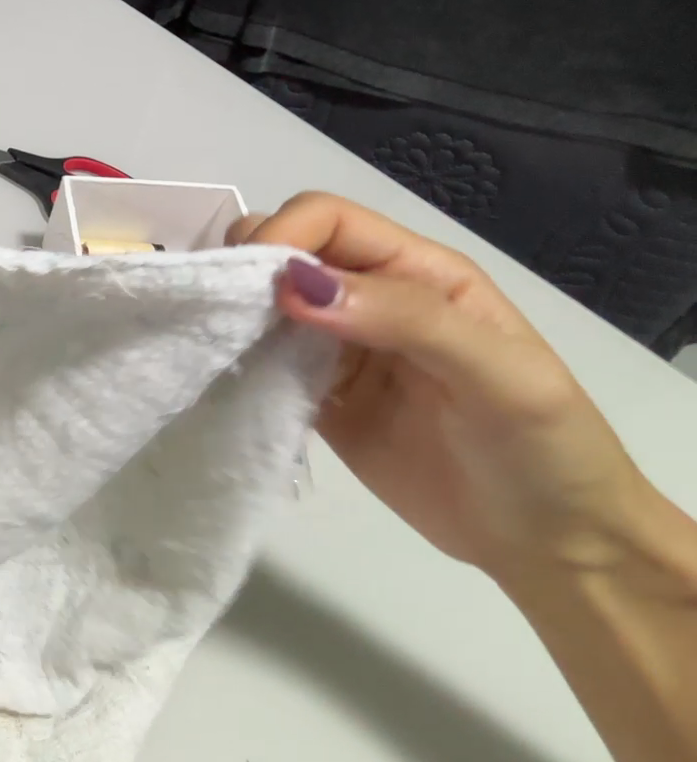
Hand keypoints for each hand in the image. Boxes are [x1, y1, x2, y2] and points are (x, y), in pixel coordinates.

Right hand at [229, 193, 650, 578]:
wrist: (546, 542)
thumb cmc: (543, 449)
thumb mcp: (502, 376)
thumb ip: (406, 318)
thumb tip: (294, 286)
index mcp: (416, 273)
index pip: (326, 219)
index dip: (282, 235)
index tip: (255, 287)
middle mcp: (366, 297)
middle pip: (279, 249)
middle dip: (244, 268)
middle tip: (225, 314)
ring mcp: (332, 346)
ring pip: (257, 300)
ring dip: (230, 313)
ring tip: (215, 345)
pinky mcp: (307, 391)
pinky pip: (254, 357)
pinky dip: (231, 358)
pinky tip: (225, 377)